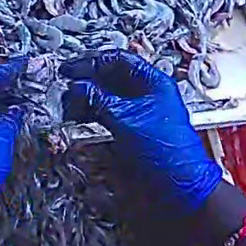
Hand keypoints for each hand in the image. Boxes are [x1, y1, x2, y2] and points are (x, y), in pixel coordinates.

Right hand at [64, 51, 220, 210]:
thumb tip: (75, 86)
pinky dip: (92, 114)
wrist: (179, 185)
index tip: (70, 69)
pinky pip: (107, 114)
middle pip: (111, 77)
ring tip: (68, 104)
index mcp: (153, 81)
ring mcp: (139, 112)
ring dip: (86, 99)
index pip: (118, 60)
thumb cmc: (163, 148)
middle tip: (65, 85)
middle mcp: (146, 93)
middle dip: (86, 81)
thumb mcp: (125, 118)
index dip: (92, 62)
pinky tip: (77, 117)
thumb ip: (98, 99)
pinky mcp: (132, 129)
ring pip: (107, 97)